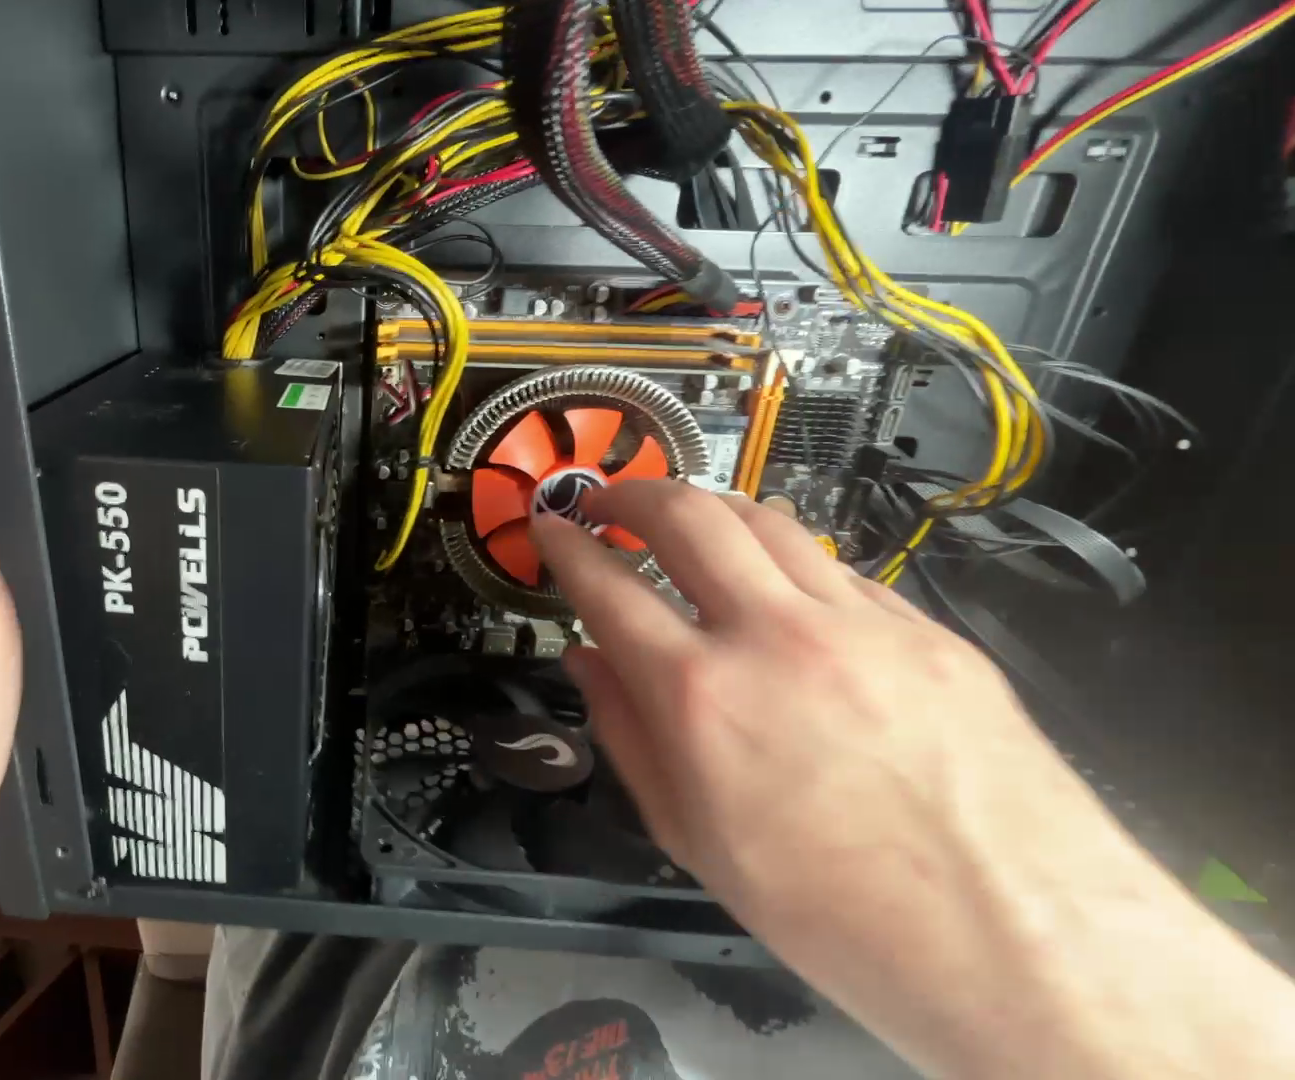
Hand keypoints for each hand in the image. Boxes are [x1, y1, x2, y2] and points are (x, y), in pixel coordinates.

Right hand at [531, 481, 1294, 1078]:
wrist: (1022, 947)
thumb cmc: (836, 913)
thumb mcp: (692, 838)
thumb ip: (627, 734)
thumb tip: (590, 662)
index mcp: (701, 696)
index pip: (607, 587)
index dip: (566, 548)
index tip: (551, 530)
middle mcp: (775, 637)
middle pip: (685, 517)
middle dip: (630, 495)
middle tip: (606, 501)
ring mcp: (860, 625)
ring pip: (766, 520)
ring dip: (708, 506)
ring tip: (683, 519)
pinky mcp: (927, 631)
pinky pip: (835, 567)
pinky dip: (785, 559)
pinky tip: (777, 586)